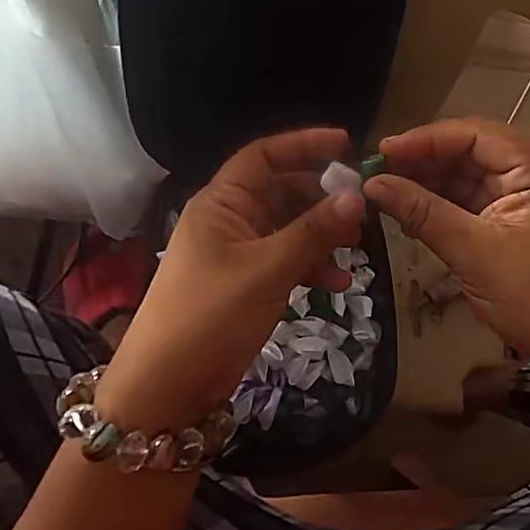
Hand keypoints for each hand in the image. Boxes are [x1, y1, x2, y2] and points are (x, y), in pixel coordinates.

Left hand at [96, 128, 364, 432]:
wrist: (167, 386)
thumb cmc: (211, 314)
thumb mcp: (267, 269)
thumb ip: (313, 232)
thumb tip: (357, 196)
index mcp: (222, 202)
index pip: (264, 156)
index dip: (303, 145)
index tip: (347, 144)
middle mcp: (229, 219)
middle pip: (281, 191)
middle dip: (321, 197)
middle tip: (362, 208)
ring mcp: (237, 253)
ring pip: (288, 228)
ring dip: (321, 234)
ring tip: (357, 247)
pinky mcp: (245, 283)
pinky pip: (285, 261)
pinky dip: (311, 267)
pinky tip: (339, 283)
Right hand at [363, 119, 529, 374]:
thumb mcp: (473, 252)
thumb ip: (421, 211)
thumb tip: (372, 183)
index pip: (474, 134)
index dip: (425, 139)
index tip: (382, 152)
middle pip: (471, 150)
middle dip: (423, 161)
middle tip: (377, 172)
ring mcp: (528, 197)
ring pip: (468, 175)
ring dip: (428, 183)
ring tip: (386, 191)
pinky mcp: (518, 221)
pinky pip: (473, 200)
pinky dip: (442, 205)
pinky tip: (410, 211)